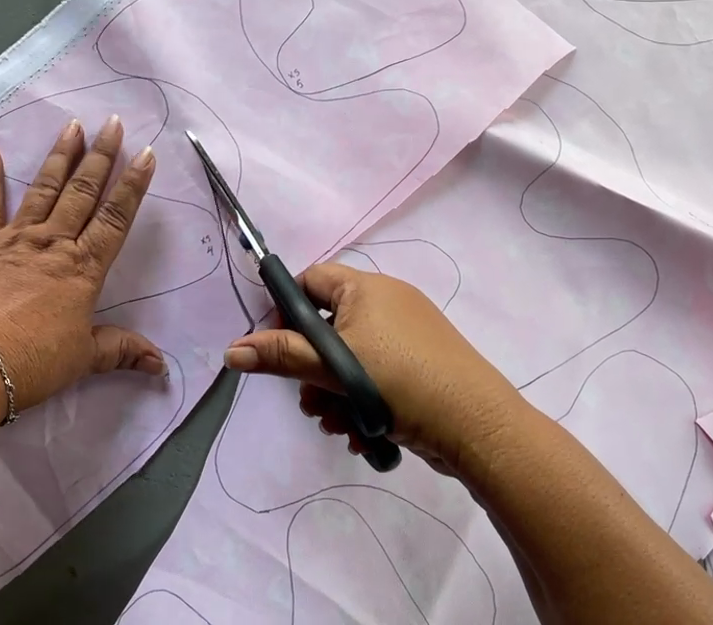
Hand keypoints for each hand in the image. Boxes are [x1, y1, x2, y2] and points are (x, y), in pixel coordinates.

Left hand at [0, 116, 166, 427]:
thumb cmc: (32, 361)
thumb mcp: (83, 358)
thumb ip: (120, 351)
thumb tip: (160, 365)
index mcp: (83, 268)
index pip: (115, 218)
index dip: (134, 185)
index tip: (146, 153)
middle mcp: (53, 243)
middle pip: (83, 192)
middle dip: (101, 156)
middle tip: (112, 122)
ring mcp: (17, 238)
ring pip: (44, 189)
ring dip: (60, 156)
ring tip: (73, 125)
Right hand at [222, 262, 528, 475]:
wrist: (481, 429)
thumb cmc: (403, 382)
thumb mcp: (334, 368)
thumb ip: (280, 356)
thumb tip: (230, 350)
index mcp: (366, 288)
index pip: (311, 280)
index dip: (286, 310)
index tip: (277, 348)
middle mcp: (387, 302)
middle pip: (327, 325)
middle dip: (309, 366)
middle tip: (306, 399)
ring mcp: (408, 335)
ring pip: (350, 356)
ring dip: (332, 390)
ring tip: (333, 422)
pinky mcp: (422, 366)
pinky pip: (377, 373)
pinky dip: (361, 399)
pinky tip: (359, 432)